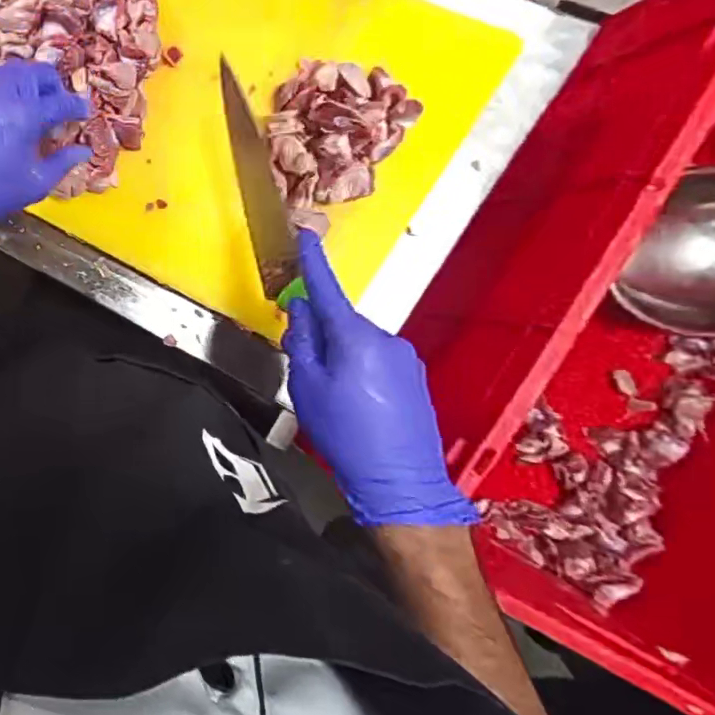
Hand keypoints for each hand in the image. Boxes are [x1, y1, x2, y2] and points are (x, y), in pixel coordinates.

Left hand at [0, 60, 93, 247]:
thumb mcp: (38, 182)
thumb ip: (64, 162)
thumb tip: (83, 151)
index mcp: (25, 116)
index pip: (60, 101)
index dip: (77, 105)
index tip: (83, 111)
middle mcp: (2, 96)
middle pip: (36, 72)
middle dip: (52, 85)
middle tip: (57, 104)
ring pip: (10, 72)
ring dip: (27, 82)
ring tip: (32, 104)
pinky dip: (3, 89)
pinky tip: (6, 110)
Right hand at [283, 230, 476, 527]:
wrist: (399, 478)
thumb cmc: (344, 431)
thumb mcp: (306, 386)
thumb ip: (301, 343)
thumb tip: (302, 311)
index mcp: (356, 338)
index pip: (329, 291)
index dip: (313, 264)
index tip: (305, 236)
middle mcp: (386, 339)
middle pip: (340, 323)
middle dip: (318, 334)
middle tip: (302, 369)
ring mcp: (404, 358)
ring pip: (356, 344)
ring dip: (336, 357)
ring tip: (328, 396)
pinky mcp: (413, 377)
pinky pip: (373, 360)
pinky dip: (354, 370)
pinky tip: (349, 402)